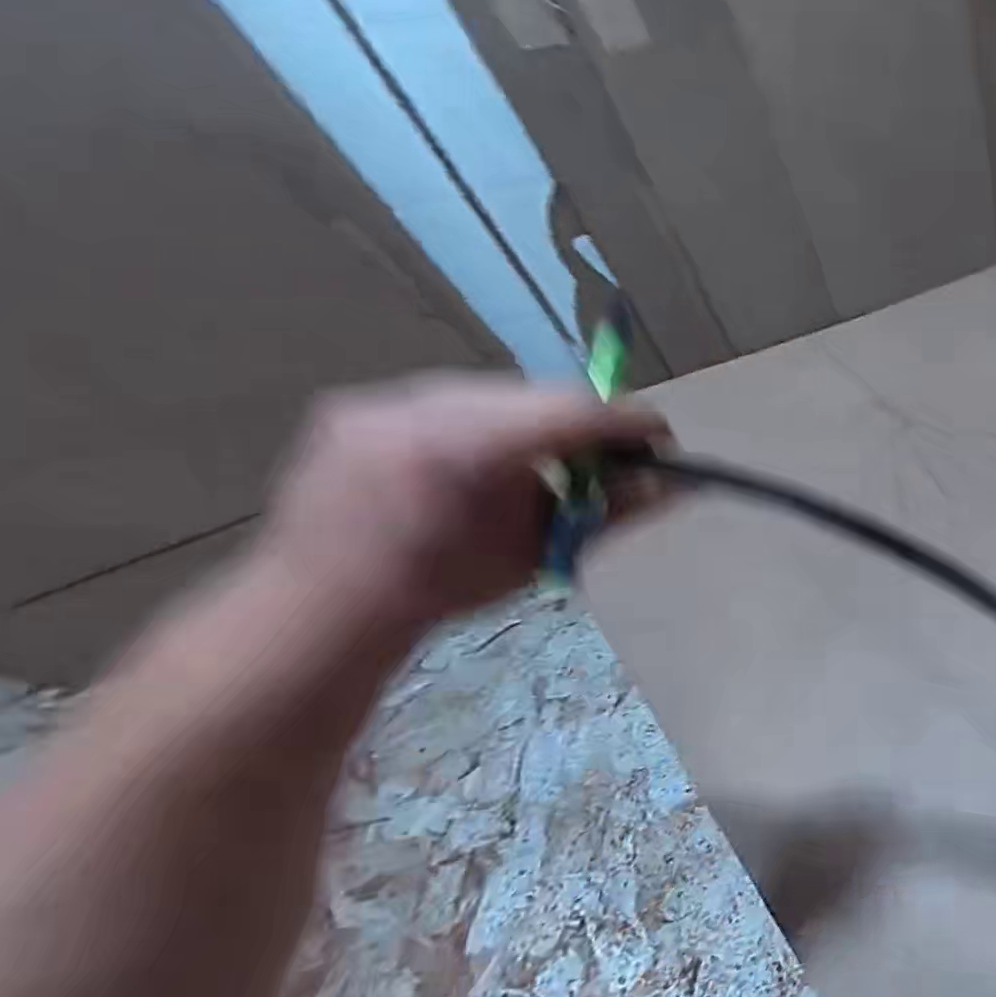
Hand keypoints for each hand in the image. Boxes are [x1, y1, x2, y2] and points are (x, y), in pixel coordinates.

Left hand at [253, 372, 669, 626]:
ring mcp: (386, 398)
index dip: (628, 420)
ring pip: (497, 393)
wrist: (325, 603)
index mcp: (471, 450)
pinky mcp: (360, 400)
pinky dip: (483, 424)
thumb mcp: (541, 553)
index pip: (575, 411)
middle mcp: (426, 405)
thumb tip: (670, 485)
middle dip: (582, 424)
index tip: (661, 437)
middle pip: (539, 396)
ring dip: (532, 422)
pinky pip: (450, 399)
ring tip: (534, 463)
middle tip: (602, 459)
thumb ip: (608, 512)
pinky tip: (477, 462)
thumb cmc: (446, 588)